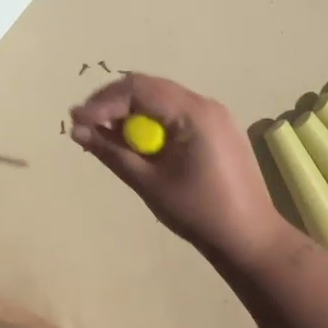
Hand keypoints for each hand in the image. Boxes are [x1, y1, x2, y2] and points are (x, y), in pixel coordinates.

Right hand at [69, 74, 285, 262]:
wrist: (251, 240)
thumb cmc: (198, 212)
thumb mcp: (148, 182)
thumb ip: (111, 151)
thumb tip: (76, 130)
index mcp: (193, 114)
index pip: (137, 90)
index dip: (102, 103)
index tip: (75, 120)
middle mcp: (206, 105)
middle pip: (148, 87)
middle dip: (112, 103)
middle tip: (84, 123)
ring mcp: (214, 115)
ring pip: (160, 98)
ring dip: (130, 111)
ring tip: (105, 133)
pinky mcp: (216, 128)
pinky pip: (174, 112)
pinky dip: (150, 120)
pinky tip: (136, 141)